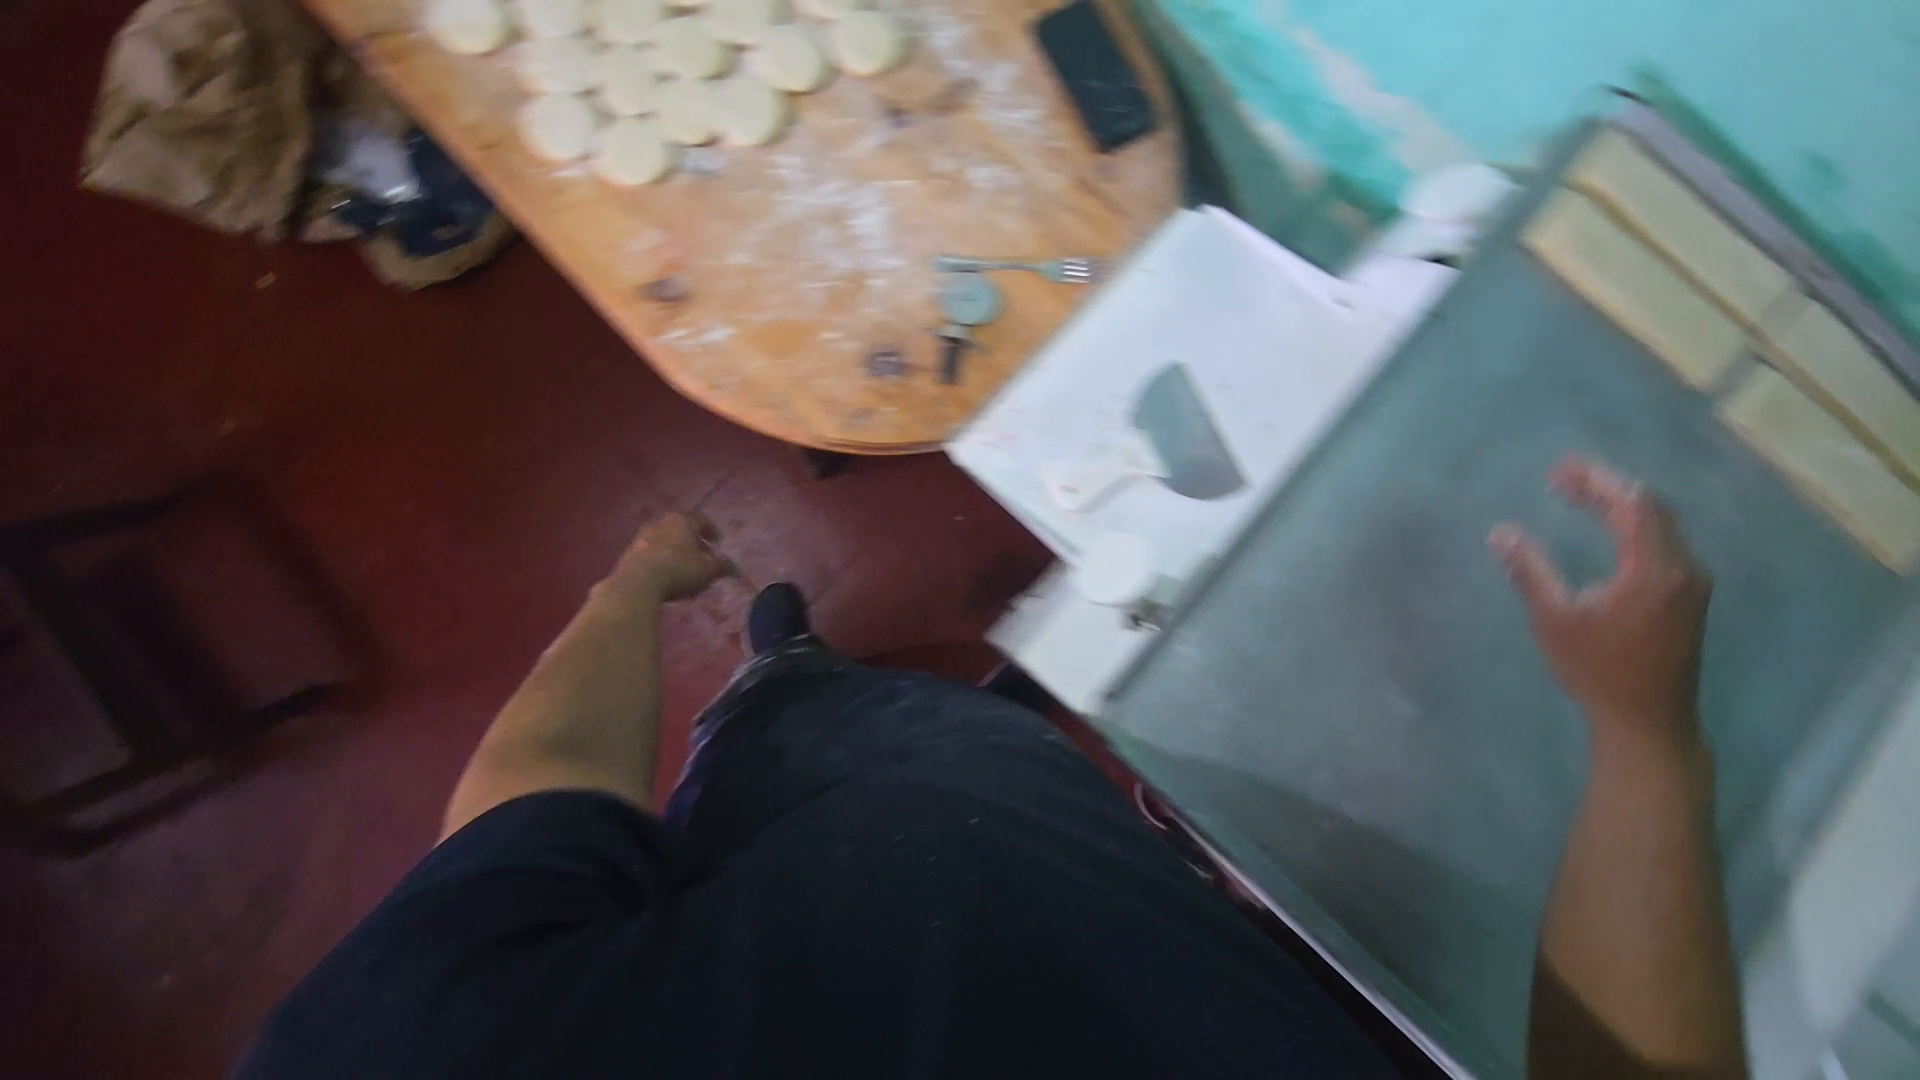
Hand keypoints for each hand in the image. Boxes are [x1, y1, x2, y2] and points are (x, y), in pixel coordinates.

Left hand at [605, 511, 733, 603]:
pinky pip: (651, 552)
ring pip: (664, 539)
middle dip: (693, 540)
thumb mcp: (708, 569)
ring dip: (675, 550)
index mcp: (682, 521)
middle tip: (702, 555)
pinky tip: (665, 574)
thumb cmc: (679, 569)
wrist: (637, 583)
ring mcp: (642, 537)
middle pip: (681, 528)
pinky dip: (661, 559)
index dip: (712, 530)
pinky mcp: (629, 553)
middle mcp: (661, 523)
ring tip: (684, 566)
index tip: (718, 543)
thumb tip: (734, 567)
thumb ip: (722, 565)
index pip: (701, 518)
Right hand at [1489, 456, 1710, 743]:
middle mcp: (1682, 568)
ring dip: (1620, 506)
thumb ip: (1530, 571)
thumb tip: (1501, 532)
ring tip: (1578, 496)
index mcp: (1654, 569)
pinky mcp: (1685, 597)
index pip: (1633, 504)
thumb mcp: (1554, 619)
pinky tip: (1606, 530)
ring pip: (1660, 525)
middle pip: (1651, 509)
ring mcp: (1689, 583)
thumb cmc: (1597, 669)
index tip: (1559, 470)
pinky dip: (1631, 526)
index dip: (1598, 480)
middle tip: (1562, 478)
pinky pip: (1662, 543)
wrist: (1647, 719)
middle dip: (1606, 487)